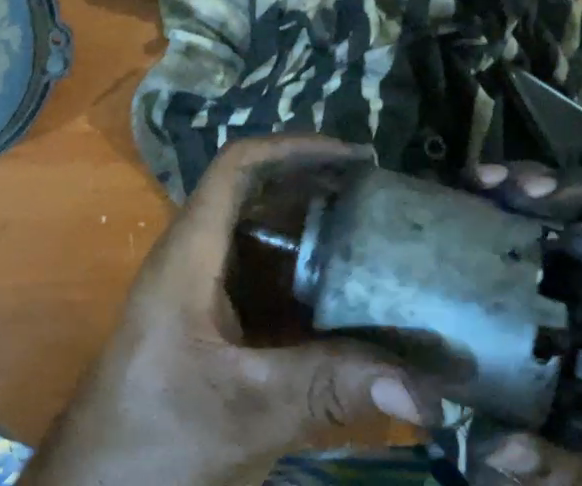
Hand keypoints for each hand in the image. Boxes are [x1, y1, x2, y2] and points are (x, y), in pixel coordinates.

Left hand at [19, 135, 430, 485]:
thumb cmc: (156, 432)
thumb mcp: (245, 406)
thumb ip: (329, 387)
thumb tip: (425, 385)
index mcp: (191, 254)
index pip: (237, 169)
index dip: (293, 149)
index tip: (354, 156)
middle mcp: (200, 264)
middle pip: (260, 205)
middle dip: (319, 196)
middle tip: (386, 203)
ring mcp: (209, 302)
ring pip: (269, 253)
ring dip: (321, 248)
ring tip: (385, 249)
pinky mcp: (220, 338)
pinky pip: (273, 299)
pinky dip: (315, 297)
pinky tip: (362, 316)